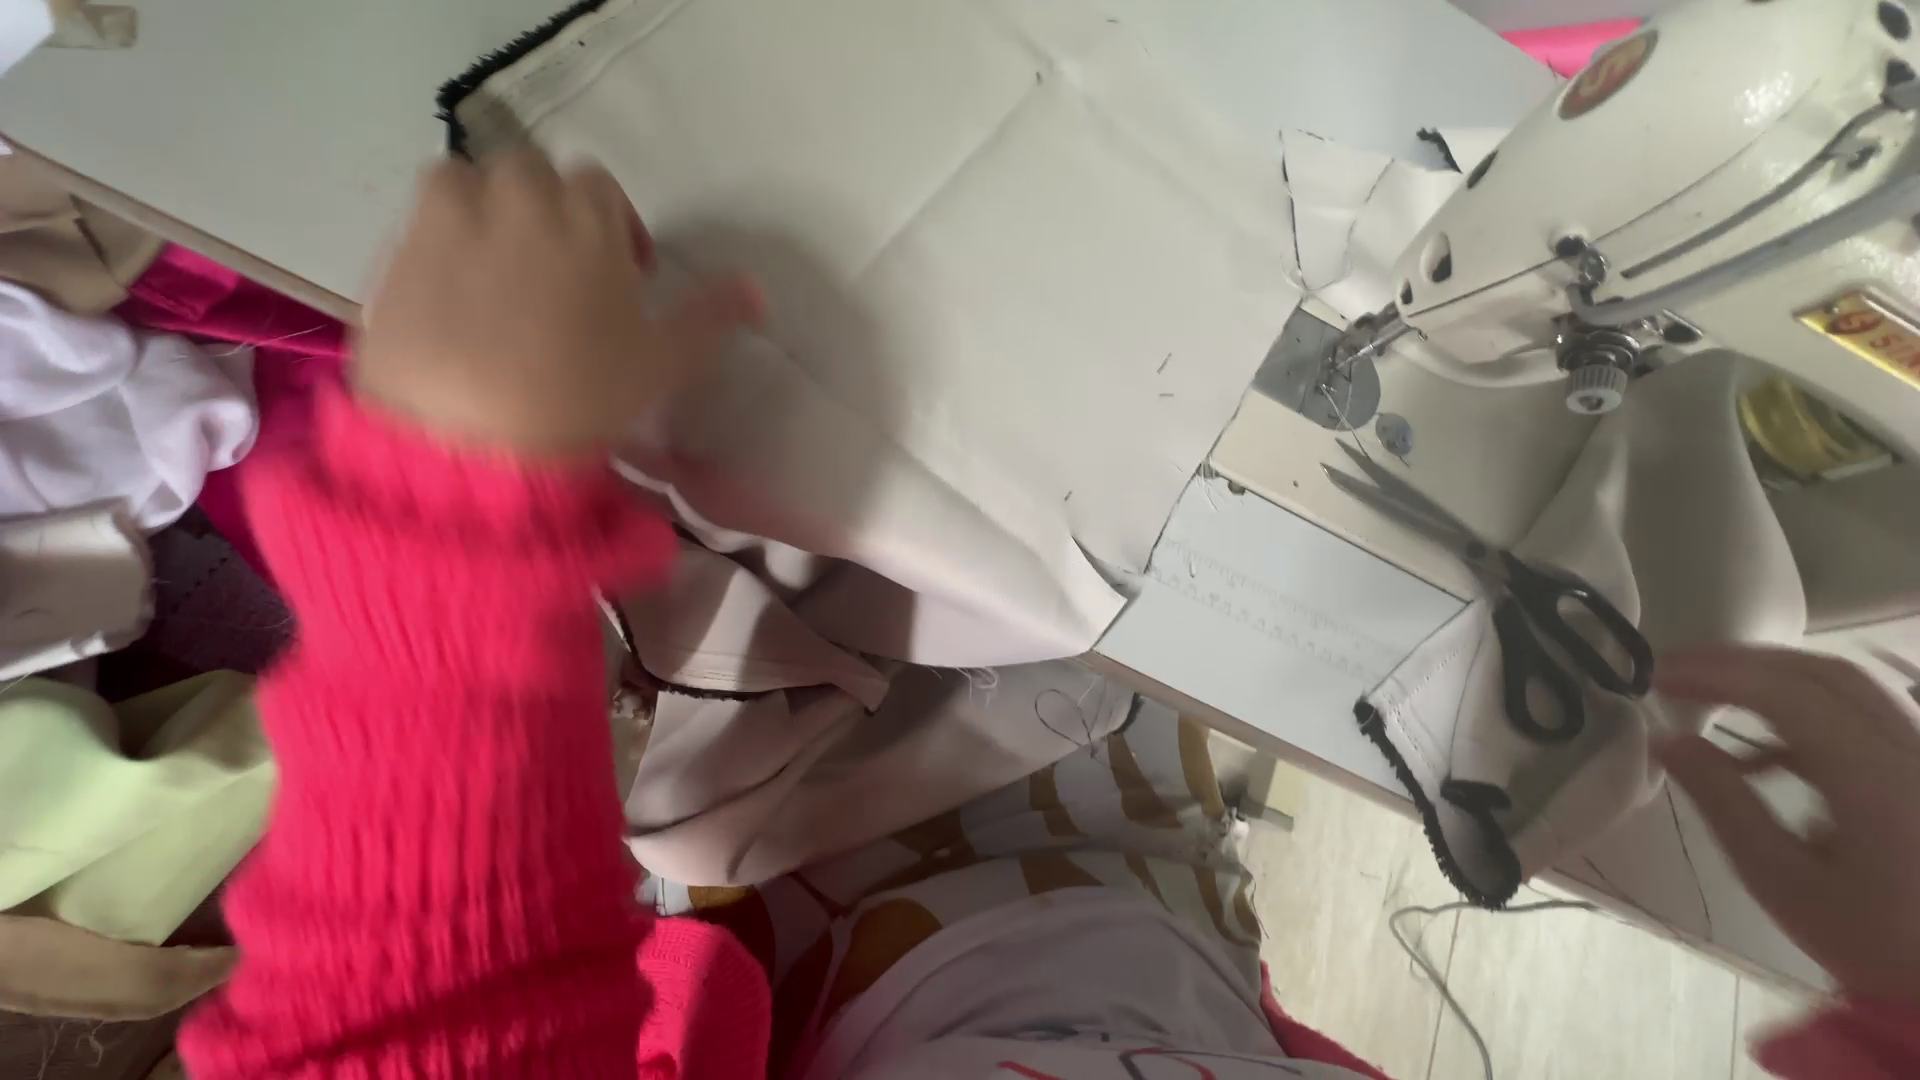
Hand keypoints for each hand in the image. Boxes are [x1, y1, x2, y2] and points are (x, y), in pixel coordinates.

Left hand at [355, 148, 763, 455]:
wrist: (468, 435)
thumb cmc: (582, 393)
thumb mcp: (664, 361)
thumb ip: (711, 317)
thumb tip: (755, 289)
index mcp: (584, 215)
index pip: (601, 190)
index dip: (616, 230)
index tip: (622, 279)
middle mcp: (513, 197)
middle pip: (535, 178)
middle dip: (553, 216)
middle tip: (565, 279)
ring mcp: (445, 218)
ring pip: (471, 187)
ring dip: (492, 215)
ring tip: (505, 277)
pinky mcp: (393, 251)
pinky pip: (423, 226)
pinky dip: (444, 245)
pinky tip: (458, 301)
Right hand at [1657, 645, 1919, 1001]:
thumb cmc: (1865, 937)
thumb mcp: (1777, 874)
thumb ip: (1720, 798)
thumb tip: (1668, 740)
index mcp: (1875, 779)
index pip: (1786, 694)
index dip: (1713, 674)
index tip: (1653, 677)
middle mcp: (1911, 756)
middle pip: (1824, 674)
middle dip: (1741, 662)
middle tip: (1674, 671)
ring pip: (1847, 689)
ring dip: (1769, 680)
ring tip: (1706, 696)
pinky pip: (1861, 719)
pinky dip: (1799, 714)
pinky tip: (1760, 751)